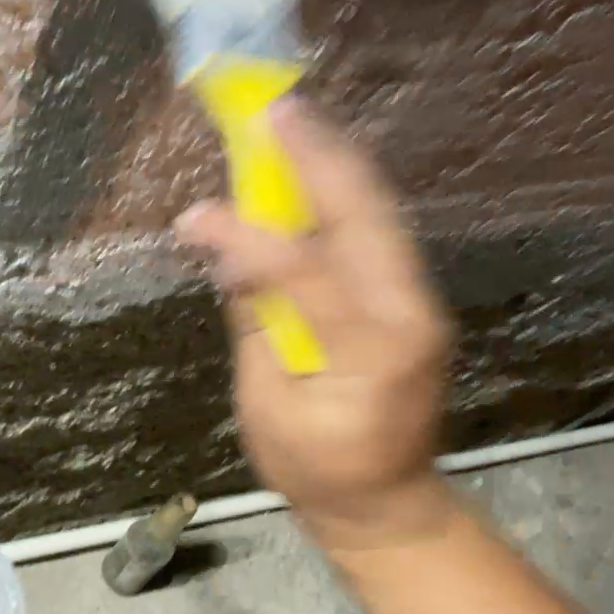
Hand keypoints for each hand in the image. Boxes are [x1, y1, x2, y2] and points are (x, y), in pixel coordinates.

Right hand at [175, 99, 454, 549]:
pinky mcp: (410, 298)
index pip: (304, 273)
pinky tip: (311, 166)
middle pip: (364, 219)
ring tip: (292, 122)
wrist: (387, 502)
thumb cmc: (316, 468)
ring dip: (332, 163)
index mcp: (371, 352)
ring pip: (377, 214)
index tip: (193, 215)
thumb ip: (254, 322)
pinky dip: (340, 193)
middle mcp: (410, 314)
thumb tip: (225, 254)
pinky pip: (375, 232)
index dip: (247, 237)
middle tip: (275, 110)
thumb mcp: (269, 406)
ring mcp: (419, 302)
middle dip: (318, 158)